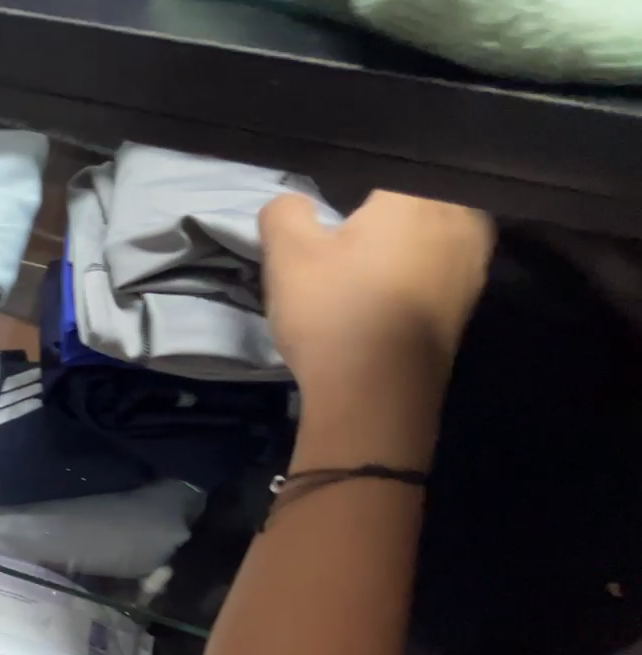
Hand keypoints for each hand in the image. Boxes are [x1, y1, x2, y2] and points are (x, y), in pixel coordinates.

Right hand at [260, 191, 494, 413]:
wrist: (376, 388)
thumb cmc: (332, 312)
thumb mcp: (286, 258)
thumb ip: (284, 214)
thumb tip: (290, 200)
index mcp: (418, 193)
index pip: (387, 164)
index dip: (350, 179)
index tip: (324, 205)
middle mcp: (460, 212)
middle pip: (413, 195)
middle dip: (378, 209)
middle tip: (337, 233)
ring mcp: (473, 254)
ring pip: (429, 228)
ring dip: (397, 240)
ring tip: (358, 264)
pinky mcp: (467, 293)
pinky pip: (437, 261)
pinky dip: (410, 269)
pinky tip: (381, 291)